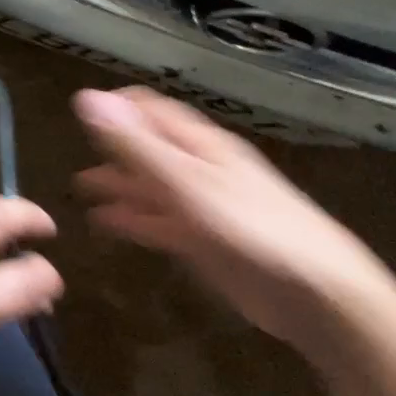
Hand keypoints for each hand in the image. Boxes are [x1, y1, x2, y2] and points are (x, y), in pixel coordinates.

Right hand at [73, 87, 395, 345]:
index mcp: (202, 146)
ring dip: (120, 184)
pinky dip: (133, 218)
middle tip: (76, 149)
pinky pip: (161, 222)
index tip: (83, 110)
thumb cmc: (252, 229)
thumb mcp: (186, 182)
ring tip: (82, 187)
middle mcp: (202, 169)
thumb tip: (87, 97)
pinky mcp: (206, 242)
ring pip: (153, 185)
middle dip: (115, 147)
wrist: (320, 298)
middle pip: (151, 148)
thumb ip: (135, 144)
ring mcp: (204, 206)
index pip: (154, 110)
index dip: (120, 106)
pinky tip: (108, 222)